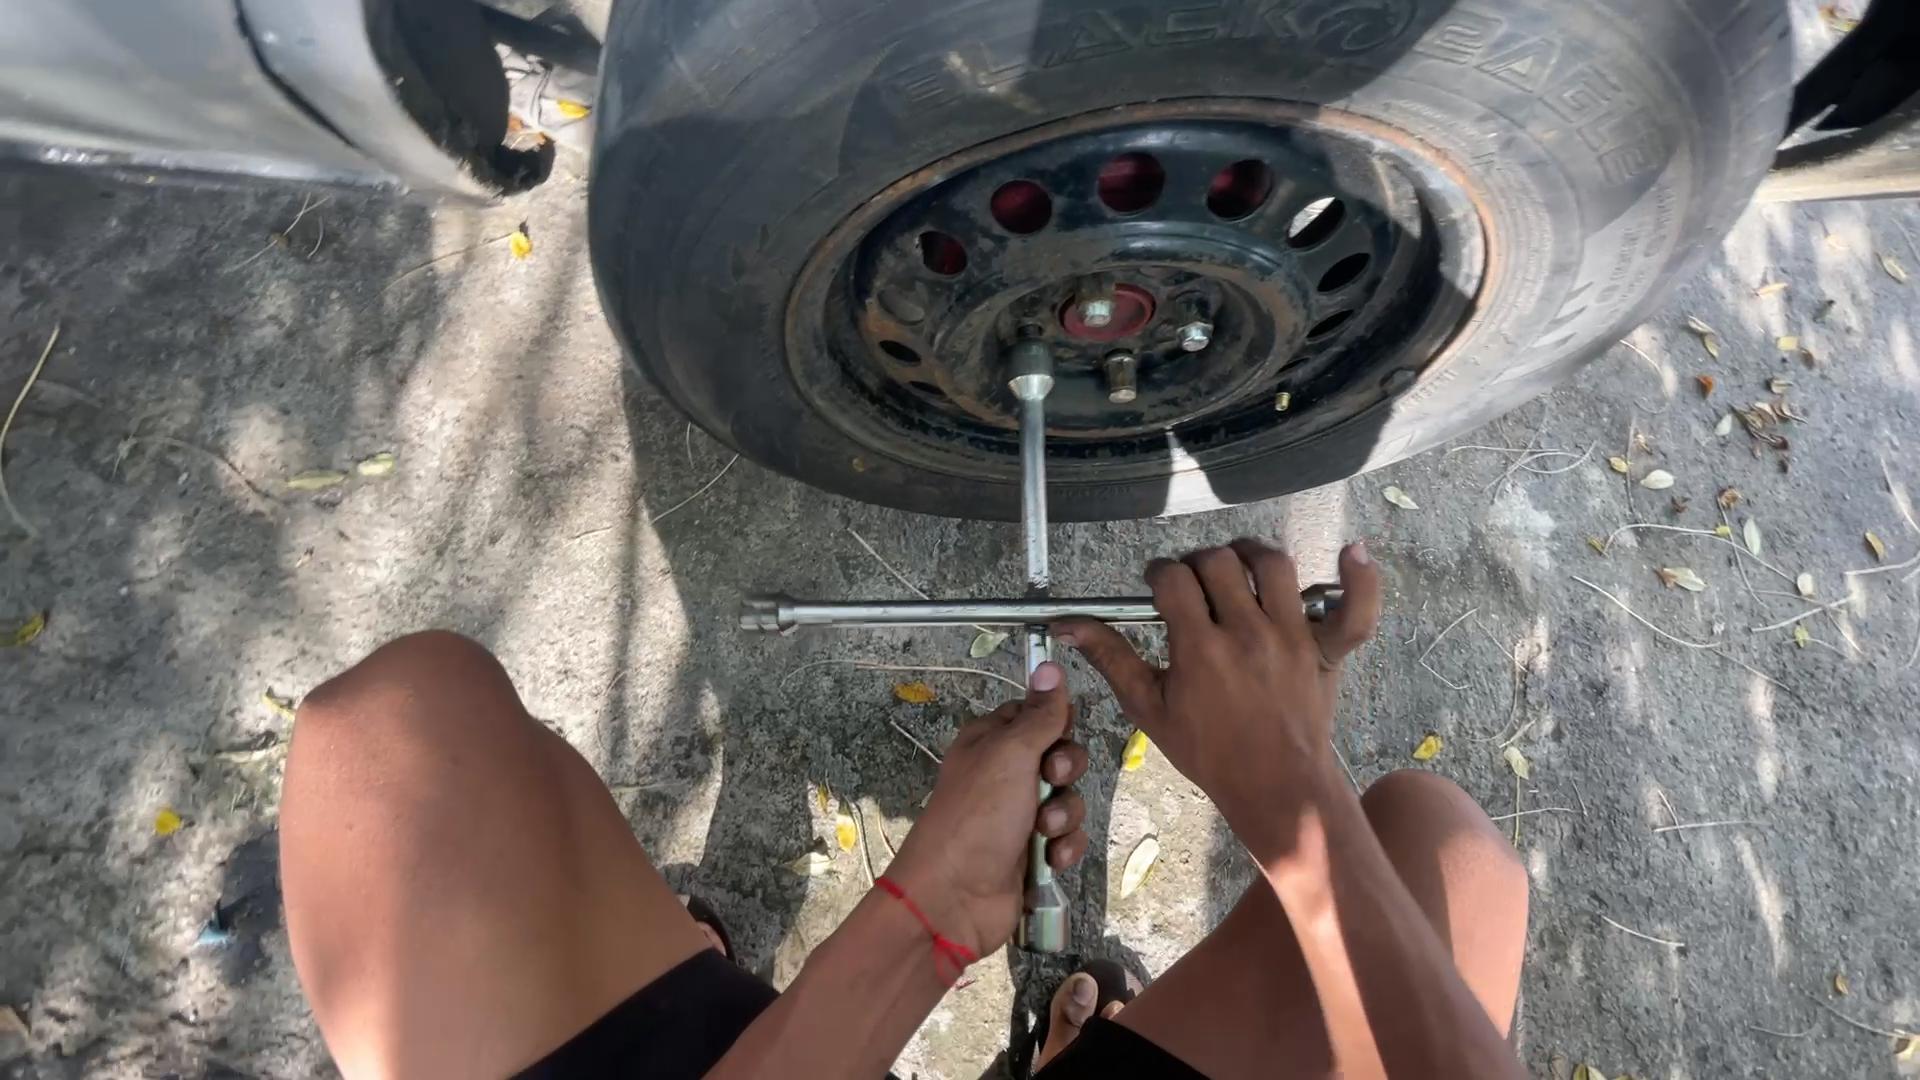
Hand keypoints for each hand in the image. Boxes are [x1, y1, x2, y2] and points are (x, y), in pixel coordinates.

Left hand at [883, 661, 1090, 957]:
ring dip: (1064, 816)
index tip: (1056, 736)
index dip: (1056, 725)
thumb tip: (1050, 665)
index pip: (1039, 714)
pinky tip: (1050, 860)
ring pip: (1069, 799)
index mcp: (991, 739)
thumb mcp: (1009, 754)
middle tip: (1048, 783)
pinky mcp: (1033, 850)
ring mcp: (1019, 813)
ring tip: (1042, 833)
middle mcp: (1006, 771)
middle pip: (1062, 756)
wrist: (954, 898)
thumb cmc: (978, 815)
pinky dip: (1064, 848)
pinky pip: (1068, 837)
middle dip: (1065, 773)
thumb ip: (1039, 714)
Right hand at [1054, 540, 1380, 834]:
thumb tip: (1066, 625)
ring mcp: (1293, 637)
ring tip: (1235, 568)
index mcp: (1200, 649)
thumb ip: (1109, 658)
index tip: (1155, 585)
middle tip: (1189, 586)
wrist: (1277, 789)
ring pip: (1273, 565)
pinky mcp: (1327, 650)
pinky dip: (1360, 578)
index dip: (1157, 573)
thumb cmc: (1208, 751)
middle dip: (1195, 564)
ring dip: (1248, 556)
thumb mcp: (1148, 707)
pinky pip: (1356, 609)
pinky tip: (1353, 549)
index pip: (1172, 578)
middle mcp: (1248, 633)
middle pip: (1217, 562)